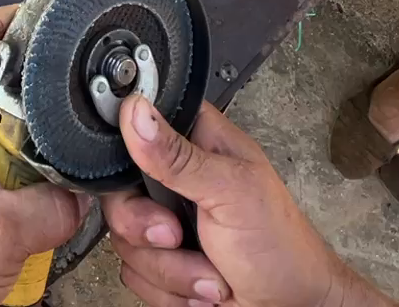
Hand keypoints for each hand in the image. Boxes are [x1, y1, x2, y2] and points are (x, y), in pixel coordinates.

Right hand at [104, 95, 395, 306]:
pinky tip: (202, 288)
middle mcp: (171, 175)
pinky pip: (132, 272)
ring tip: (210, 273)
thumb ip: (178, 155)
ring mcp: (162, 218)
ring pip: (122, 236)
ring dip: (169, 268)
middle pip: (117, 187)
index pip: (136, 119)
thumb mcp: (232, 191)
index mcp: (192, 139)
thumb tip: (134, 109)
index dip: (125, 144)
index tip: (138, 173)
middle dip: (145, 224)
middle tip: (177, 234)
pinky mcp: (159, 259)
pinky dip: (168, 290)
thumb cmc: (281, 246)